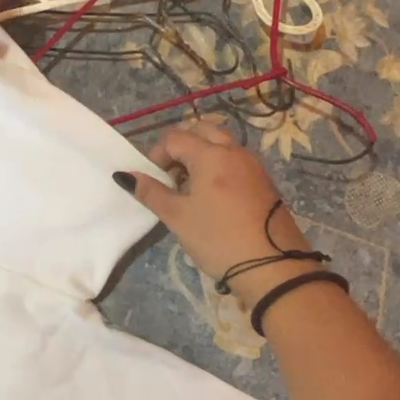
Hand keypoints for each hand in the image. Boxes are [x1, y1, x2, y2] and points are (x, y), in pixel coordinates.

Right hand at [116, 121, 313, 302]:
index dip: (157, 155)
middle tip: (172, 176)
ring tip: (191, 188)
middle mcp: (233, 151)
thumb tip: (125, 176)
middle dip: (181, 147)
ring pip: (221, 144)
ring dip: (201, 155)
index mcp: (210, 154)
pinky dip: (219, 166)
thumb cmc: (218, 239)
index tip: (153, 182)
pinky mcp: (264, 182)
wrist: (274, 268)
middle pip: (201, 131)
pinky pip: (235, 160)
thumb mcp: (177, 217)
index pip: (174, 138)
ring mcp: (252, 166)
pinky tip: (214, 198)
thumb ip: (150, 192)